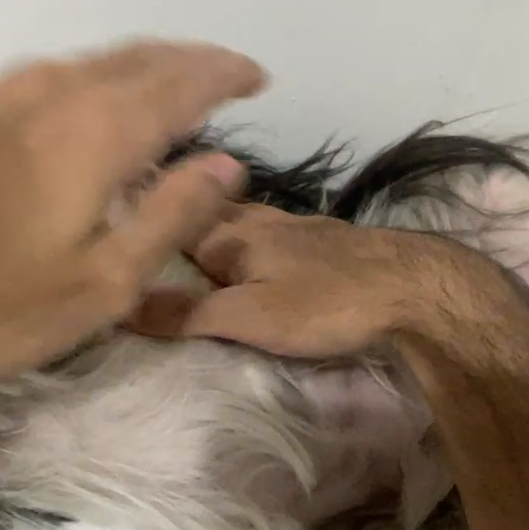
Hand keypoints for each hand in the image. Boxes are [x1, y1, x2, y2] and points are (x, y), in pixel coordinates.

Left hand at [0, 40, 265, 383]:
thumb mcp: (103, 283)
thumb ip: (171, 216)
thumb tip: (227, 166)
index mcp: (97, 127)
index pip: (184, 80)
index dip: (227, 74)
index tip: (257, 78)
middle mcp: (51, 89)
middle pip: (139, 58)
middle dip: (189, 63)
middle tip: (224, 78)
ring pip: (90, 63)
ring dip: (139, 71)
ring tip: (169, 91)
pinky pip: (48, 79)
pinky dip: (90, 85)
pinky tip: (91, 111)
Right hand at [127, 203, 528, 360]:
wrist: (417, 289)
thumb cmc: (326, 303)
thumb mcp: (249, 316)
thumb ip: (186, 313)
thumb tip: (117, 307)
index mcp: (232, 233)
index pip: (171, 222)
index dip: (141, 227)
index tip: (111, 234)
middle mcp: (259, 220)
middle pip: (204, 214)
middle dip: (176, 221)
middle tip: (143, 236)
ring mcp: (295, 227)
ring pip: (239, 221)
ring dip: (213, 226)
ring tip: (187, 243)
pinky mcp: (324, 241)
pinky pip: (269, 235)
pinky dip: (248, 241)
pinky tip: (253, 253)